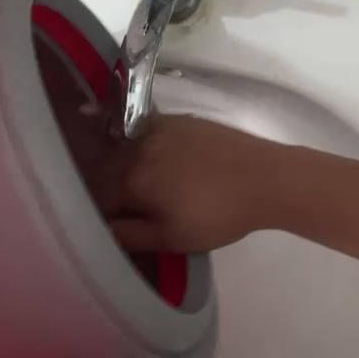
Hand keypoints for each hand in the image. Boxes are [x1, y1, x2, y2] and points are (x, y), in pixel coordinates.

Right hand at [89, 115, 311, 253]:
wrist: (266, 178)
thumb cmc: (218, 215)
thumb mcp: (173, 238)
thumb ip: (131, 235)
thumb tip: (100, 230)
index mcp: (131, 179)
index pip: (95, 194)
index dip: (92, 210)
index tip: (97, 221)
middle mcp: (136, 147)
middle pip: (102, 166)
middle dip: (100, 185)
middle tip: (108, 204)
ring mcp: (156, 128)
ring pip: (120, 147)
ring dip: (114, 164)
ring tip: (126, 183)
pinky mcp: (176, 119)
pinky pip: (141, 131)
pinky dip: (134, 146)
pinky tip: (146, 158)